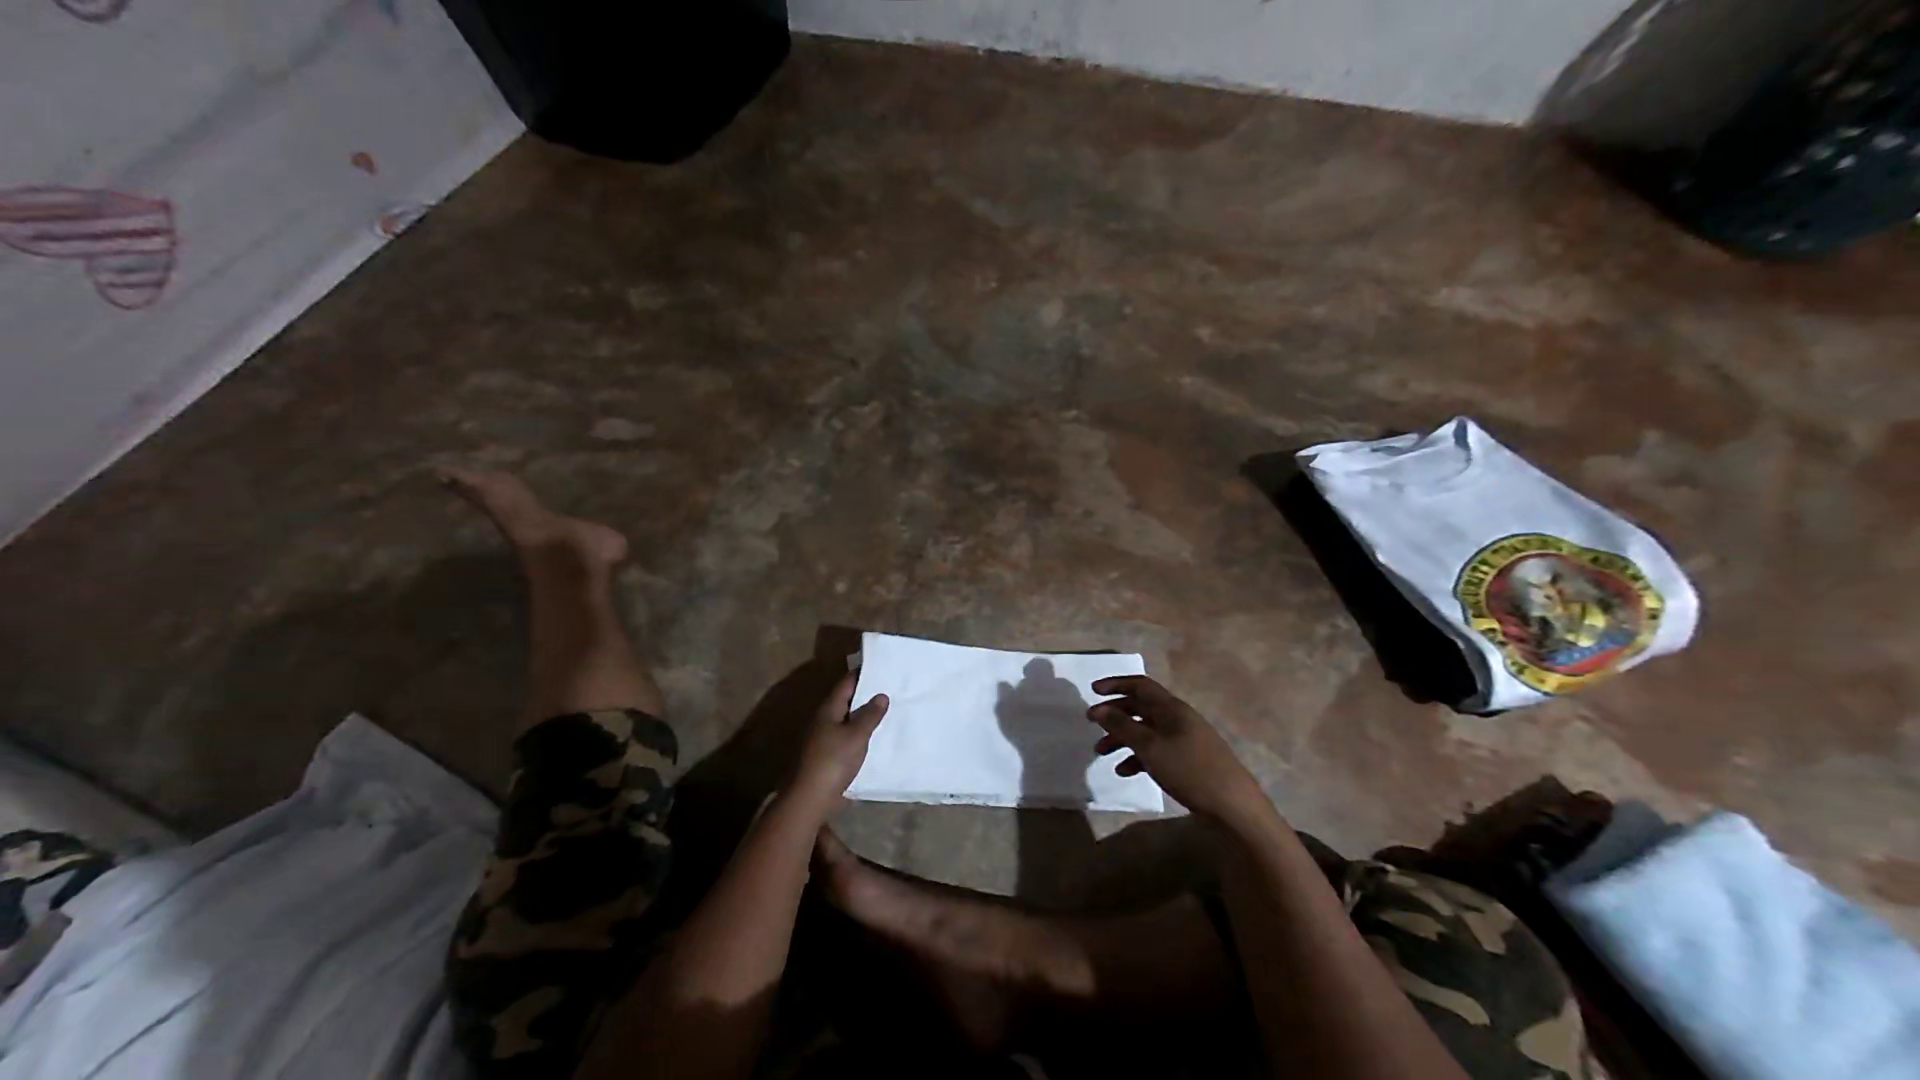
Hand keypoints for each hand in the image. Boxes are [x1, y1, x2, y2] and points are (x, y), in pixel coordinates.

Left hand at [790, 672, 888, 808]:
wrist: (810, 797)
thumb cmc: (833, 761)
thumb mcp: (856, 735)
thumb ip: (869, 715)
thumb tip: (880, 695)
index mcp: (828, 709)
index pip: (846, 683)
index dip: (862, 674)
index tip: (881, 667)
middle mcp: (823, 720)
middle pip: (845, 701)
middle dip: (865, 694)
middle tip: (889, 688)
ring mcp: (823, 739)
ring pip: (846, 720)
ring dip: (863, 716)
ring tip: (887, 712)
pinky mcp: (826, 756)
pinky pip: (846, 737)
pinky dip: (860, 734)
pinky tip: (874, 739)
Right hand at [1088, 675, 1271, 826]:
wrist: (1234, 806)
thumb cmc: (1189, 770)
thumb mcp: (1150, 748)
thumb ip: (1123, 727)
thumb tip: (1099, 708)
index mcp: (1172, 709)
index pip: (1141, 685)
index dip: (1116, 684)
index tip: (1093, 691)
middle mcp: (1178, 719)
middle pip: (1142, 708)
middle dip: (1115, 714)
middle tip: (1092, 724)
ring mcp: (1185, 740)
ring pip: (1147, 731)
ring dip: (1123, 738)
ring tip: (1101, 753)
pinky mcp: (1189, 760)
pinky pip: (1157, 750)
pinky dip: (1139, 757)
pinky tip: (1126, 772)